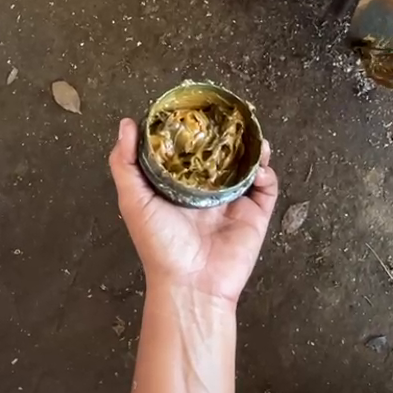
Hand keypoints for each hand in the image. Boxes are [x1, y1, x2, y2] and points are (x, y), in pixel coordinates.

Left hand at [108, 118, 278, 306]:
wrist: (191, 283)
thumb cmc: (159, 244)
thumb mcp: (133, 200)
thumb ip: (125, 164)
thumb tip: (127, 124)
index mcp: (182, 185)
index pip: (192, 150)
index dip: (196, 129)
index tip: (198, 108)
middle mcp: (210, 190)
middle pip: (224, 153)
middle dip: (230, 134)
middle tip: (231, 116)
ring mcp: (235, 201)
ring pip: (250, 165)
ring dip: (253, 148)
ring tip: (252, 133)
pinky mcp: (255, 214)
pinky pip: (267, 188)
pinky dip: (266, 173)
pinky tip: (258, 166)